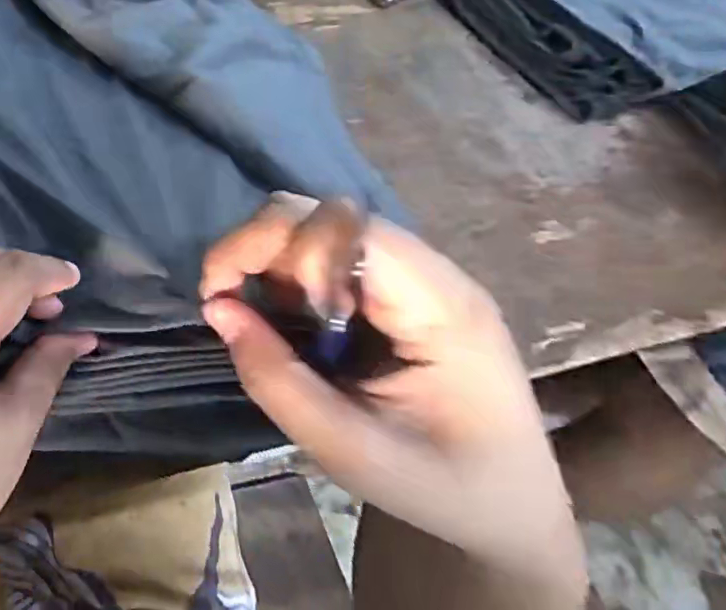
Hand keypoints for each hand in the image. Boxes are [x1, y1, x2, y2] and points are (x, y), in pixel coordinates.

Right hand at [199, 195, 585, 608]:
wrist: (509, 511)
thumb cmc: (442, 489)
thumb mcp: (351, 452)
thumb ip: (277, 380)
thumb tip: (216, 308)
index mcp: (440, 304)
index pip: (344, 226)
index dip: (277, 248)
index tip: (230, 299)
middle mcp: (427, 269)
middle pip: (322, 214)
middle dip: (259, 247)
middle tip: (225, 302)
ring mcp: (412, 271)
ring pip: (315, 224)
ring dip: (269, 260)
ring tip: (258, 317)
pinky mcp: (394, 282)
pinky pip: (323, 249)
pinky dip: (285, 273)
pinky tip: (288, 318)